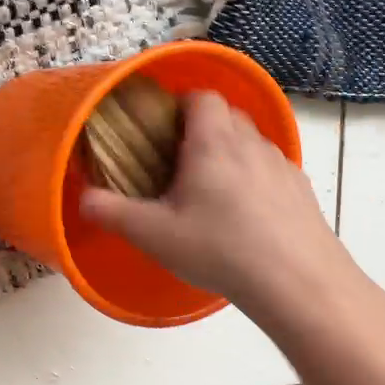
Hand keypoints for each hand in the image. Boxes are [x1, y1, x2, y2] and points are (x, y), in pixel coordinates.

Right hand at [79, 91, 357, 318]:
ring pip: (250, 142)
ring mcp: (283, 167)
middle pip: (226, 115)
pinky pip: (268, 169)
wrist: (302, 286)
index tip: (156, 128)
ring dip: (225, 152)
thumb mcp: (151, 233)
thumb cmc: (221, 250)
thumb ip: (109, 210)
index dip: (177, 104)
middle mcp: (252, 145)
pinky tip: (237, 214)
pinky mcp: (302, 193)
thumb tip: (82, 197)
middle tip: (171, 159)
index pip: (201, 98)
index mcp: (214, 143)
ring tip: (203, 189)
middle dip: (198, 128)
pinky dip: (249, 177)